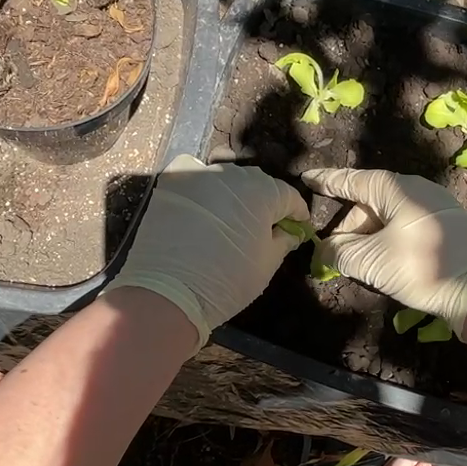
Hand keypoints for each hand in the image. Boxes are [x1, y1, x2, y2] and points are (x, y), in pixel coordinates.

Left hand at [106, 155, 308, 353]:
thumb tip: (290, 231)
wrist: (168, 291)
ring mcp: (199, 175)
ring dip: (233, 195)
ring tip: (231, 220)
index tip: (298, 226)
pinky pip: (194, 176)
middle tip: (264, 226)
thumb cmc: (227, 280)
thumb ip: (284, 240)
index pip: (288, 196)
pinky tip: (201, 205)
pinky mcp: (172, 182)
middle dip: (265, 202)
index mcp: (262, 192)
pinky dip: (201, 186)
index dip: (296, 213)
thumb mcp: (267, 264)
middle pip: (257, 184)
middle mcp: (232, 174)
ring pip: (225, 180)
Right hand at [302, 168, 466, 338]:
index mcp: (396, 188)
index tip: (305, 177)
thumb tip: (323, 251)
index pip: (351, 180)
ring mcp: (433, 209)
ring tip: (354, 265)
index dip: (326, 181)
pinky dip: (385, 243)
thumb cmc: (420, 266)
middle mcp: (415, 190)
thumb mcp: (370, 260)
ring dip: (366, 240)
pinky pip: (404, 229)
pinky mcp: (445, 229)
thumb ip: (338, 253)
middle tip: (330, 255)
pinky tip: (380, 264)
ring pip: (386, 219)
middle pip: (368, 204)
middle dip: (347, 228)